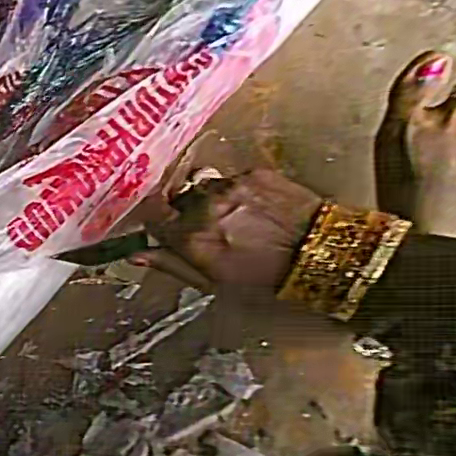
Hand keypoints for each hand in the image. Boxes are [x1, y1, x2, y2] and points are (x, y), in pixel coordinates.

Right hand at [133, 169, 324, 291]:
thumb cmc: (263, 277)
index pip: (153, 217)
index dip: (156, 222)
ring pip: (204, 188)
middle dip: (185, 213)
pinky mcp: (253, 173)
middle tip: (206, 230)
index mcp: (190, 239)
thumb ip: (170, 264)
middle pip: (178, 201)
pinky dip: (236, 192)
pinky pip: (231, 179)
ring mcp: (229, 186)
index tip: (161, 227)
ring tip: (234, 219)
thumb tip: (136, 254)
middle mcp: (204, 208)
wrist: (319, 254)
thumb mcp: (212, 282)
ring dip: (210, 201)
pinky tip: (253, 209)